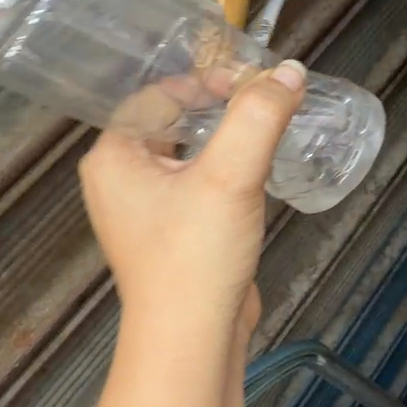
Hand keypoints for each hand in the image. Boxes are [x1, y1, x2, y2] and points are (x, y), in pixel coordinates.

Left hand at [78, 60, 306, 347]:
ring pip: (192, 152)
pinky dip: (233, 167)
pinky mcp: (179, 232)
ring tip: (274, 130)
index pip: (158, 94)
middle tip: (270, 102)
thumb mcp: (231, 176)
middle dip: (223, 106)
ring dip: (231, 136)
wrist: (195, 334)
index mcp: (114, 157)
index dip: (206, 80)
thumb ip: (260, 117)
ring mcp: (150, 209)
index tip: (256, 83)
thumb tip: (292, 72)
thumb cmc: (196, 253)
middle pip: (175, 120)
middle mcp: (123, 179)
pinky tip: (264, 172)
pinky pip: (203, 182)